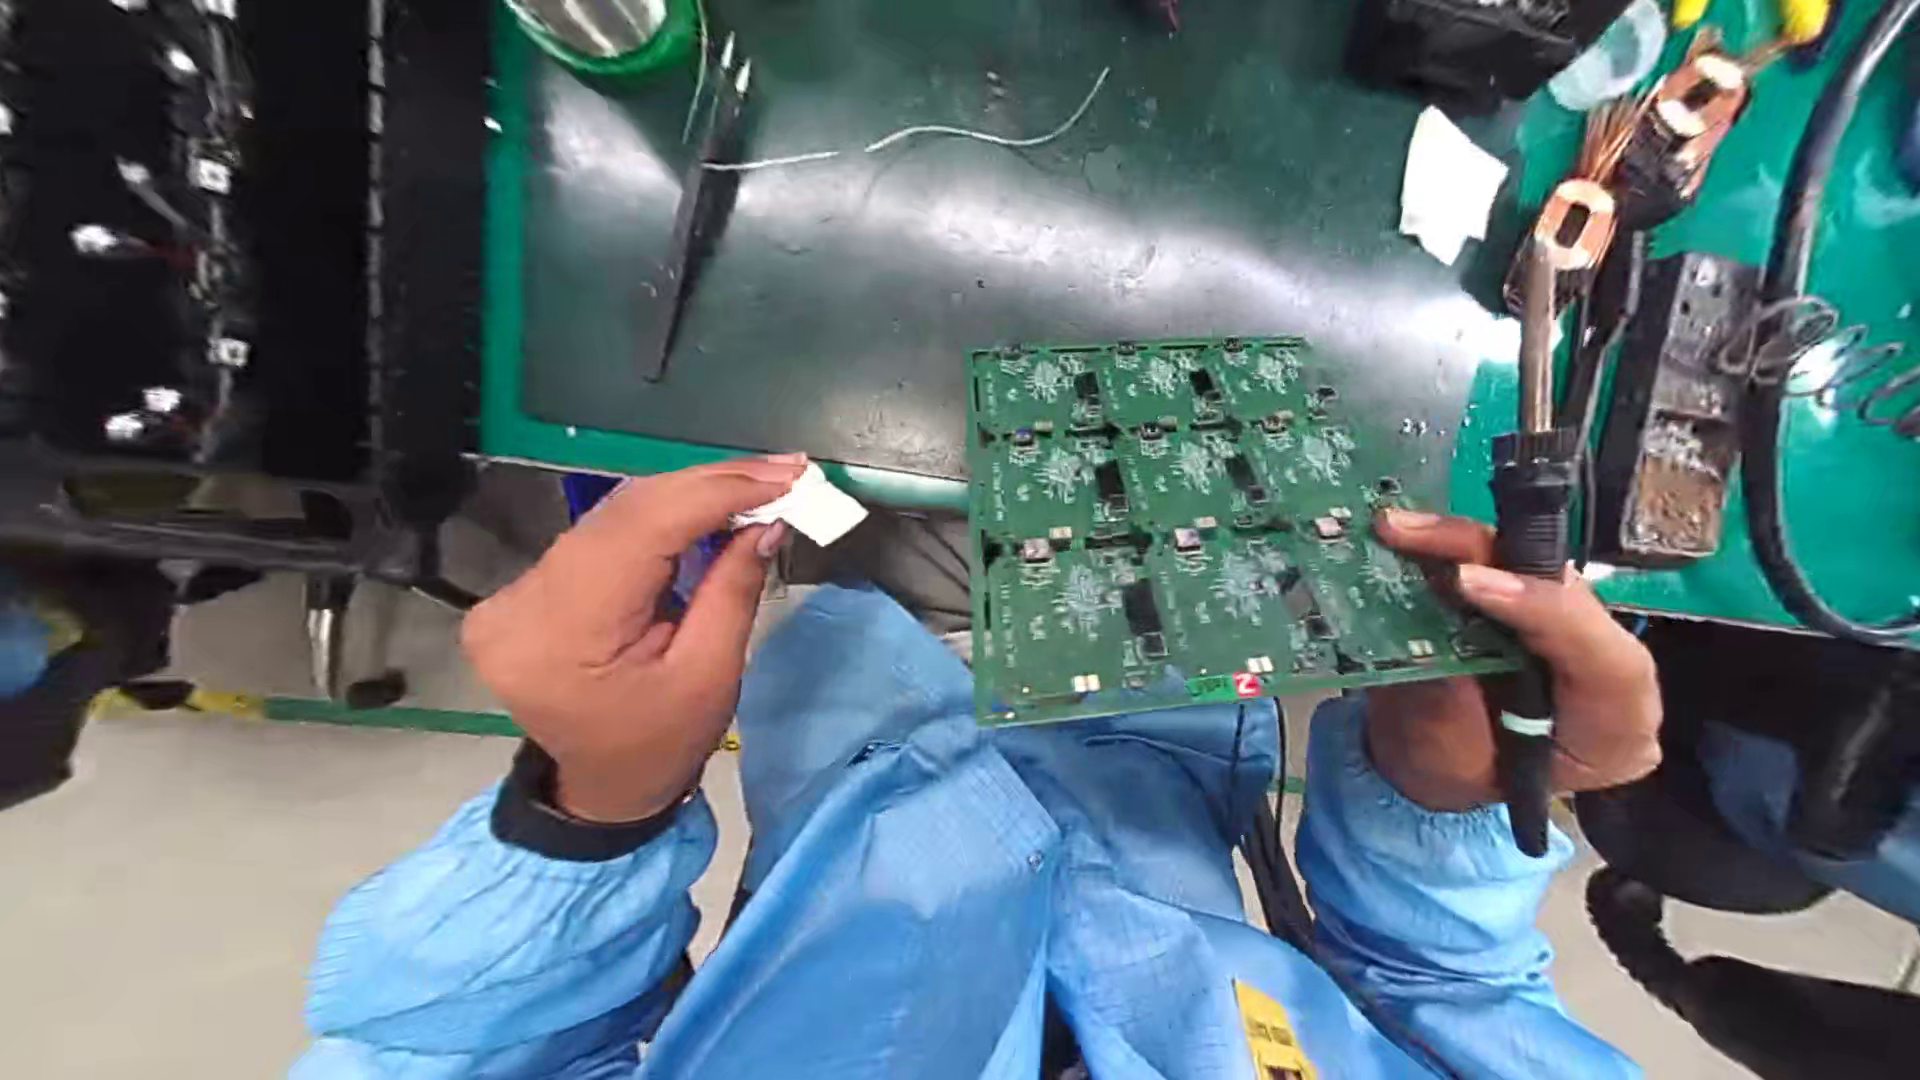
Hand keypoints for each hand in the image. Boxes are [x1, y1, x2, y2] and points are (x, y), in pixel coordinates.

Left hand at [461, 456, 807, 821]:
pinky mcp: (534, 584)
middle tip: (784, 470)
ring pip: (620, 511)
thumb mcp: (711, 673)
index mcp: (563, 633)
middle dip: (714, 483)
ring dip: (696, 491)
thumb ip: (734, 589)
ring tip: (761, 480)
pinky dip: (670, 512)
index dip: (717, 493)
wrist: (604, 784)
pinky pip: (611, 530)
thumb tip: (768, 521)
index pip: (643, 529)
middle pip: (627, 509)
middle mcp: (524, 599)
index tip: (784, 478)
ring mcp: (520, 588)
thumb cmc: (663, 742)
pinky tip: (716, 502)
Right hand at [1363, 508, 1661, 811]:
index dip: (1543, 611)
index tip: (1465, 581)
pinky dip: (1439, 548)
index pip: (1606, 661)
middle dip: (1487, 554)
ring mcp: (1551, 629)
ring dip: (1456, 540)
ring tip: (1393, 527)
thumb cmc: (1448, 775)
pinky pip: (1485, 566)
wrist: (1429, 769)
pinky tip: (1397, 536)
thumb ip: (1449, 694)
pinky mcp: (1509, 608)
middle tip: (1408, 533)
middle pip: (1562, 592)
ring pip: (1524, 567)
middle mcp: (1594, 665)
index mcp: (1611, 728)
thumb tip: (1431, 625)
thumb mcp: (1448, 756)